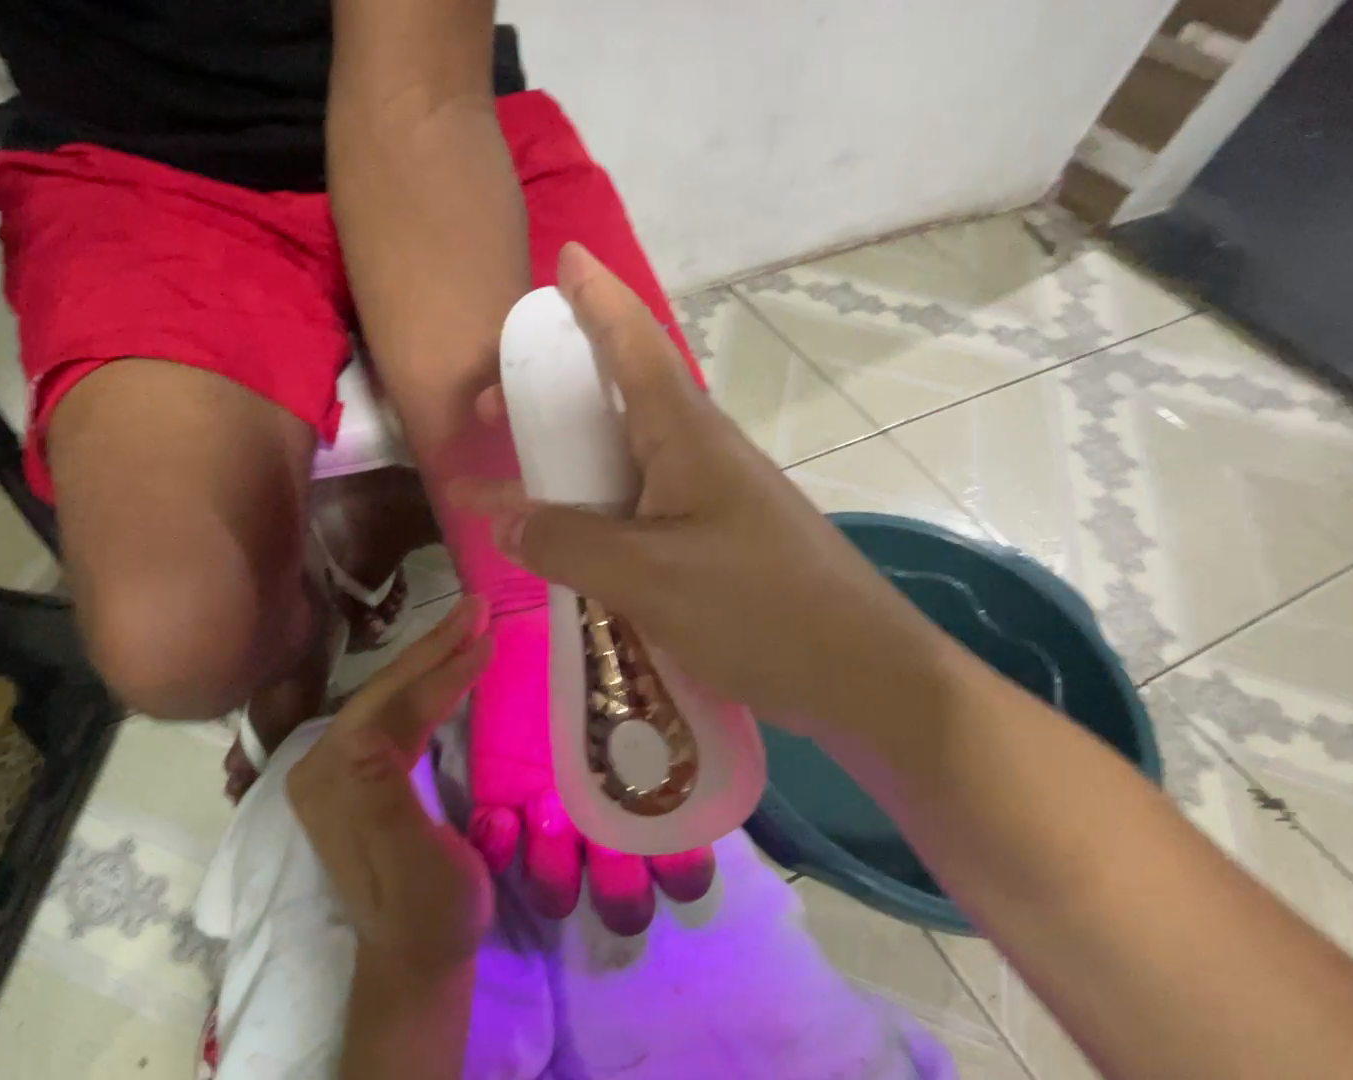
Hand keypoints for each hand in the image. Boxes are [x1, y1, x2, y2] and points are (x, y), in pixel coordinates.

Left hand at [288, 595, 494, 974]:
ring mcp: (337, 771)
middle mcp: (323, 765)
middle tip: (477, 608)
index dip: (441, 669)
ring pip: (389, 700)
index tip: (487, 634)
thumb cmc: (428, 911)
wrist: (417, 958)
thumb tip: (371, 732)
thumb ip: (380, 792)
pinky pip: (394, 720)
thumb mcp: (409, 858)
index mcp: (333, 778)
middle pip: (384, 693)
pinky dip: (426, 693)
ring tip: (470, 628)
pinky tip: (448, 673)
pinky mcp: (357, 778)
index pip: (391, 707)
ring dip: (431, 662)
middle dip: (433, 649)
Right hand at [454, 242, 954, 737]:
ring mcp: (705, 502)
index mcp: (686, 436)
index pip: (635, 345)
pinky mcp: (710, 545)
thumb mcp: (648, 577)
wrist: (860, 676)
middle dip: (552, 391)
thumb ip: (568, 543)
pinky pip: (634, 511)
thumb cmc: (760, 609)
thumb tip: (503, 519)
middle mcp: (696, 455)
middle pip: (617, 400)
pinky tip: (562, 547)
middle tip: (491, 406)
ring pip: (621, 460)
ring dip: (564, 461)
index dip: (598, 300)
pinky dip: (589, 514)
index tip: (565, 261)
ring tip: (504, 482)